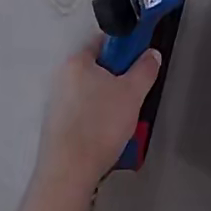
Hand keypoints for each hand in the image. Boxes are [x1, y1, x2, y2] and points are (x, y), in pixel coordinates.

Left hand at [35, 37, 162, 190]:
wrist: (72, 169)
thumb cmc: (99, 125)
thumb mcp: (133, 92)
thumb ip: (145, 68)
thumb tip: (152, 55)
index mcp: (77, 61)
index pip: (105, 41)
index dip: (127, 48)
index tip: (141, 58)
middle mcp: (63, 77)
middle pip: (100, 68)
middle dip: (120, 79)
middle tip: (135, 93)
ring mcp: (58, 102)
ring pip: (94, 92)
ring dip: (111, 101)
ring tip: (124, 118)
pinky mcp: (59, 124)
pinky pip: (86, 112)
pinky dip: (100, 118)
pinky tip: (110, 133)